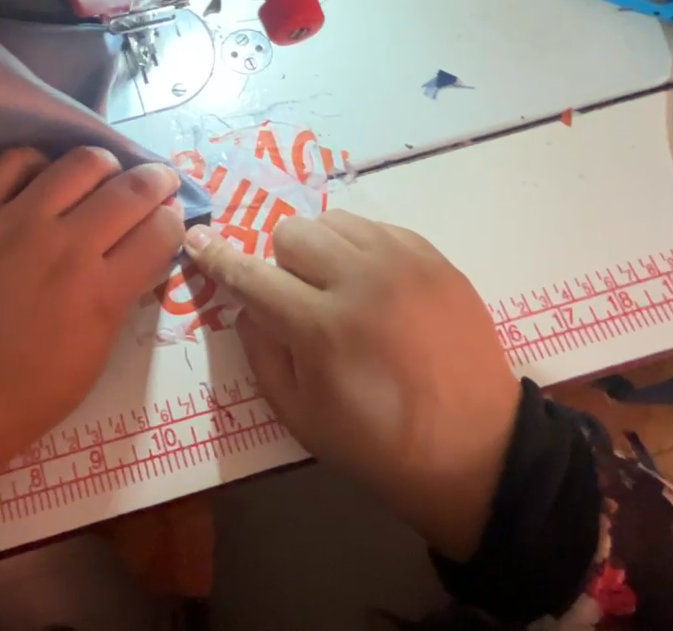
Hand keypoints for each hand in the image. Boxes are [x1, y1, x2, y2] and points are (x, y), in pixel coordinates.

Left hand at [0, 146, 185, 484]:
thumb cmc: (15, 403)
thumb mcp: (88, 362)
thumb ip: (116, 303)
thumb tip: (133, 260)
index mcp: (100, 294)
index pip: (160, 233)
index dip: (174, 221)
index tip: (172, 219)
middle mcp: (65, 246)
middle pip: (130, 189)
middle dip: (157, 181)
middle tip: (159, 183)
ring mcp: (15, 223)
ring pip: (79, 163)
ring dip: (105, 165)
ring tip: (103, 175)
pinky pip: (13, 163)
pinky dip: (37, 163)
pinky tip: (42, 178)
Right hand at [184, 211, 520, 561]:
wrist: (477, 451)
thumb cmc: (377, 444)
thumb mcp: (297, 413)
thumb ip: (260, 349)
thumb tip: (244, 301)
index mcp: (323, 327)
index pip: (251, 275)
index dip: (217, 257)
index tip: (196, 239)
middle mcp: (361, 280)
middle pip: (291, 232)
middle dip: (283, 265)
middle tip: (302, 301)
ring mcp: (404, 262)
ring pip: (333, 221)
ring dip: (322, 250)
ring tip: (339, 289)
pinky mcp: (435, 257)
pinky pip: (376, 226)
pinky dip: (361, 249)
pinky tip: (375, 286)